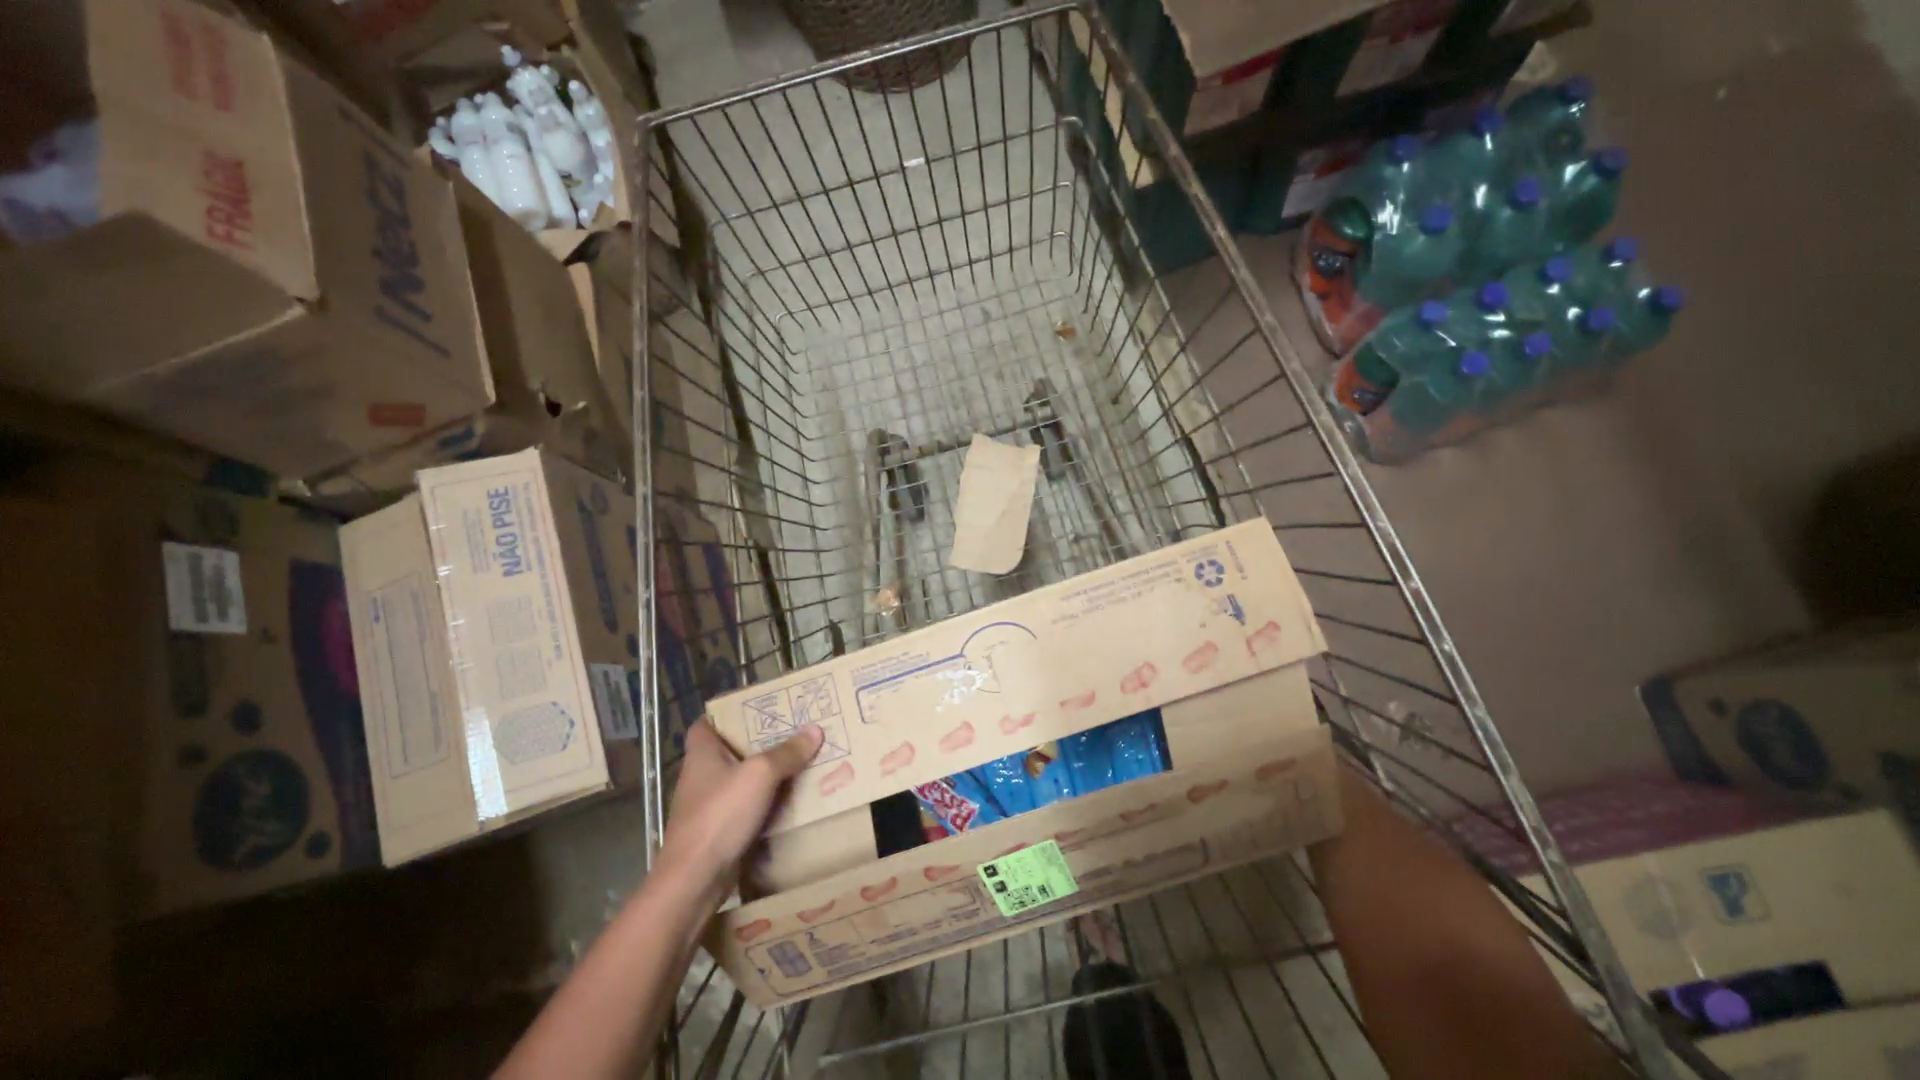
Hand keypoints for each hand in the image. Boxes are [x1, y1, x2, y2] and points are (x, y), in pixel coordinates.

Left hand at [659, 719, 823, 901]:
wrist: (695, 878)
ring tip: (797, 766)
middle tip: (791, 735)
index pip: (707, 723)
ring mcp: (707, 806)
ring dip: (763, 777)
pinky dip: (763, 805)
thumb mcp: (760, 775)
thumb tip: (814, 729)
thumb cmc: (721, 815)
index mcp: (702, 753)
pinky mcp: (717, 832)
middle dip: (757, 744)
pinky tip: (788, 804)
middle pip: (729, 751)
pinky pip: (743, 809)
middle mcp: (700, 776)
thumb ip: (786, 753)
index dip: (728, 714)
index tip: (758, 710)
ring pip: (739, 782)